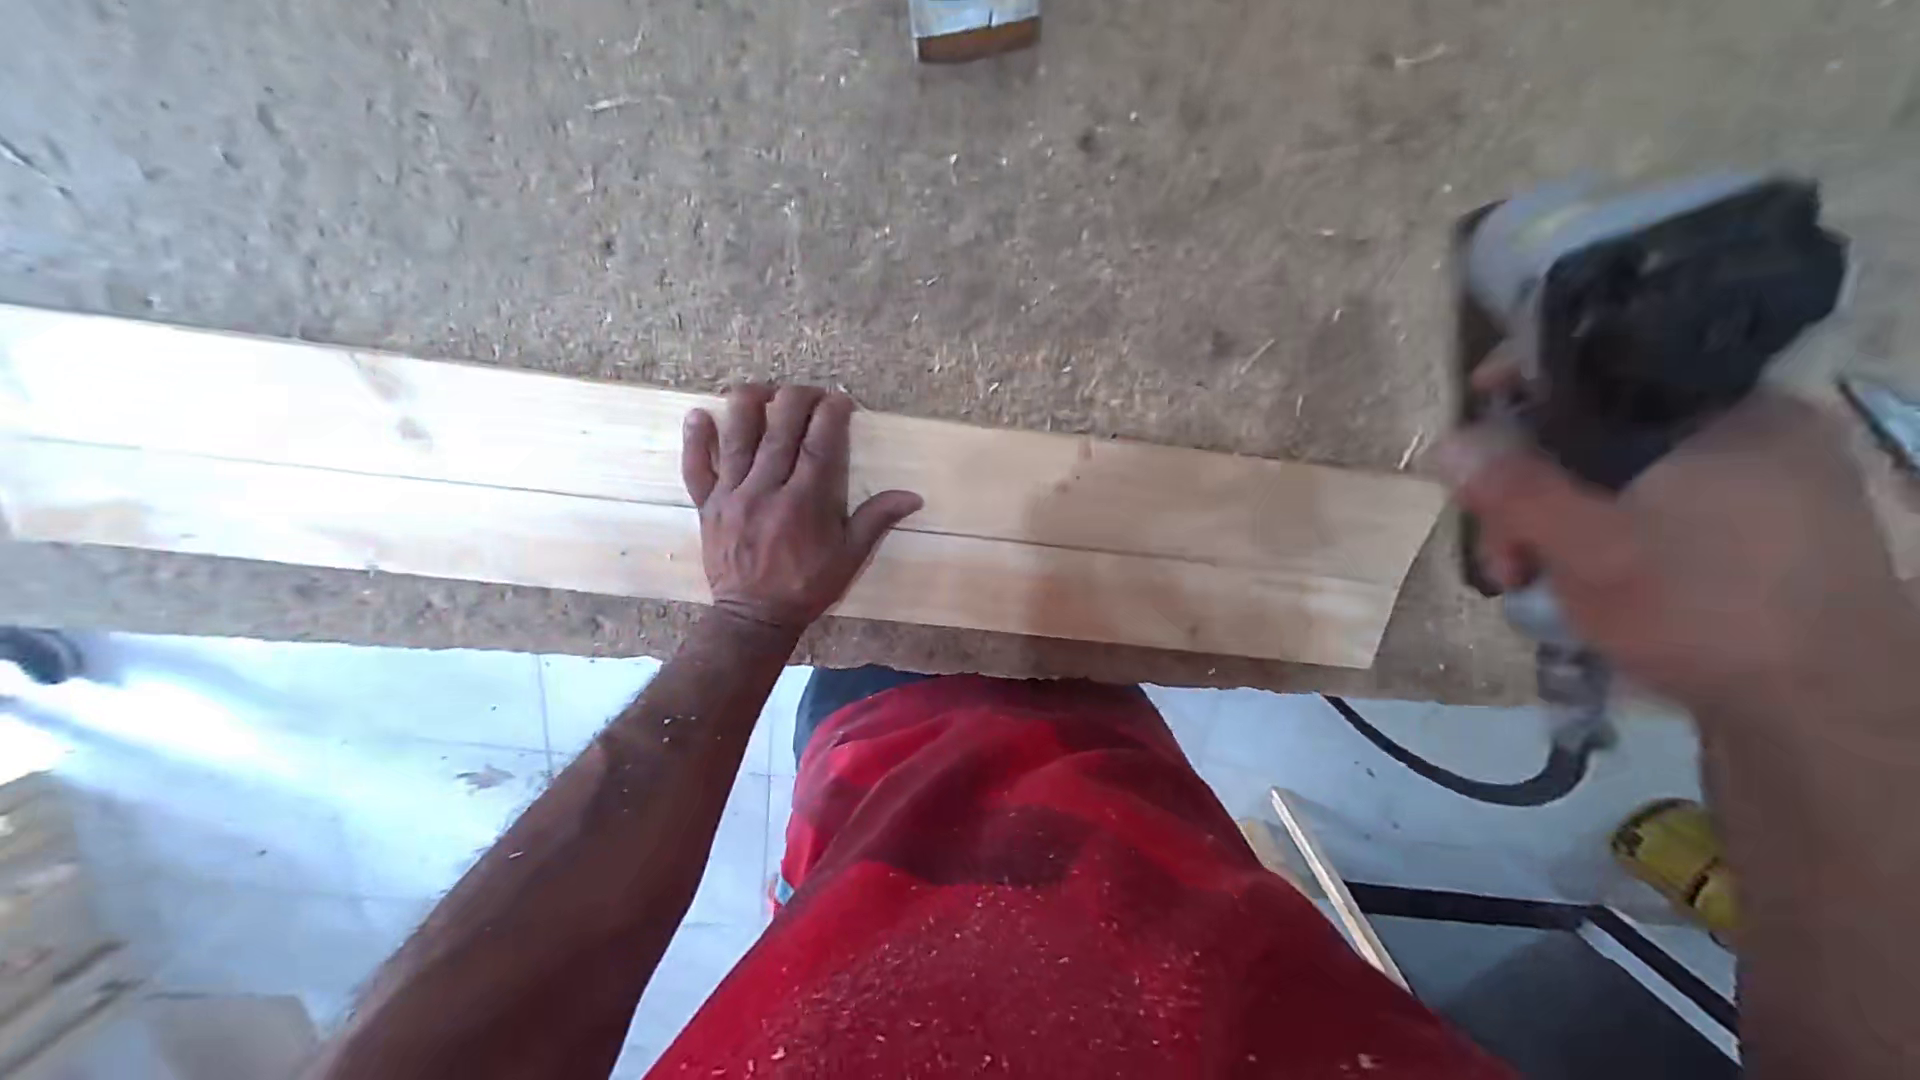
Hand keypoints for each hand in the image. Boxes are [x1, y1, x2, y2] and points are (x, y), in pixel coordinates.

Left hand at [681, 385, 922, 633]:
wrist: (753, 617)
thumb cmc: (807, 586)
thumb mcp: (850, 557)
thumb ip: (877, 520)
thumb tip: (913, 497)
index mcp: (805, 502)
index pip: (820, 442)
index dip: (832, 413)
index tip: (841, 400)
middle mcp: (767, 489)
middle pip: (780, 428)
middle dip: (798, 399)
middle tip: (811, 394)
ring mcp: (732, 494)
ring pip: (737, 435)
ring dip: (750, 403)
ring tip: (765, 390)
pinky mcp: (708, 505)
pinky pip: (696, 466)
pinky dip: (696, 440)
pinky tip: (700, 415)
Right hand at [1434, 393, 1911, 714]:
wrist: (1821, 709)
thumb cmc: (1702, 610)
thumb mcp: (1587, 548)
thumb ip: (1514, 491)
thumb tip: (1447, 442)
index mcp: (1728, 414)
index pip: (1606, 367)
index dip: (1528, 383)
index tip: (1476, 412)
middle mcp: (1750, 433)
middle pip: (1595, 434)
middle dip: (1527, 489)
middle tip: (1501, 551)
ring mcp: (1758, 482)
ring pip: (1614, 477)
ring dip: (1553, 523)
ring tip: (1527, 580)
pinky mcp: (1752, 528)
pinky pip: (1644, 507)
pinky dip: (1596, 535)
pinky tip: (1575, 581)